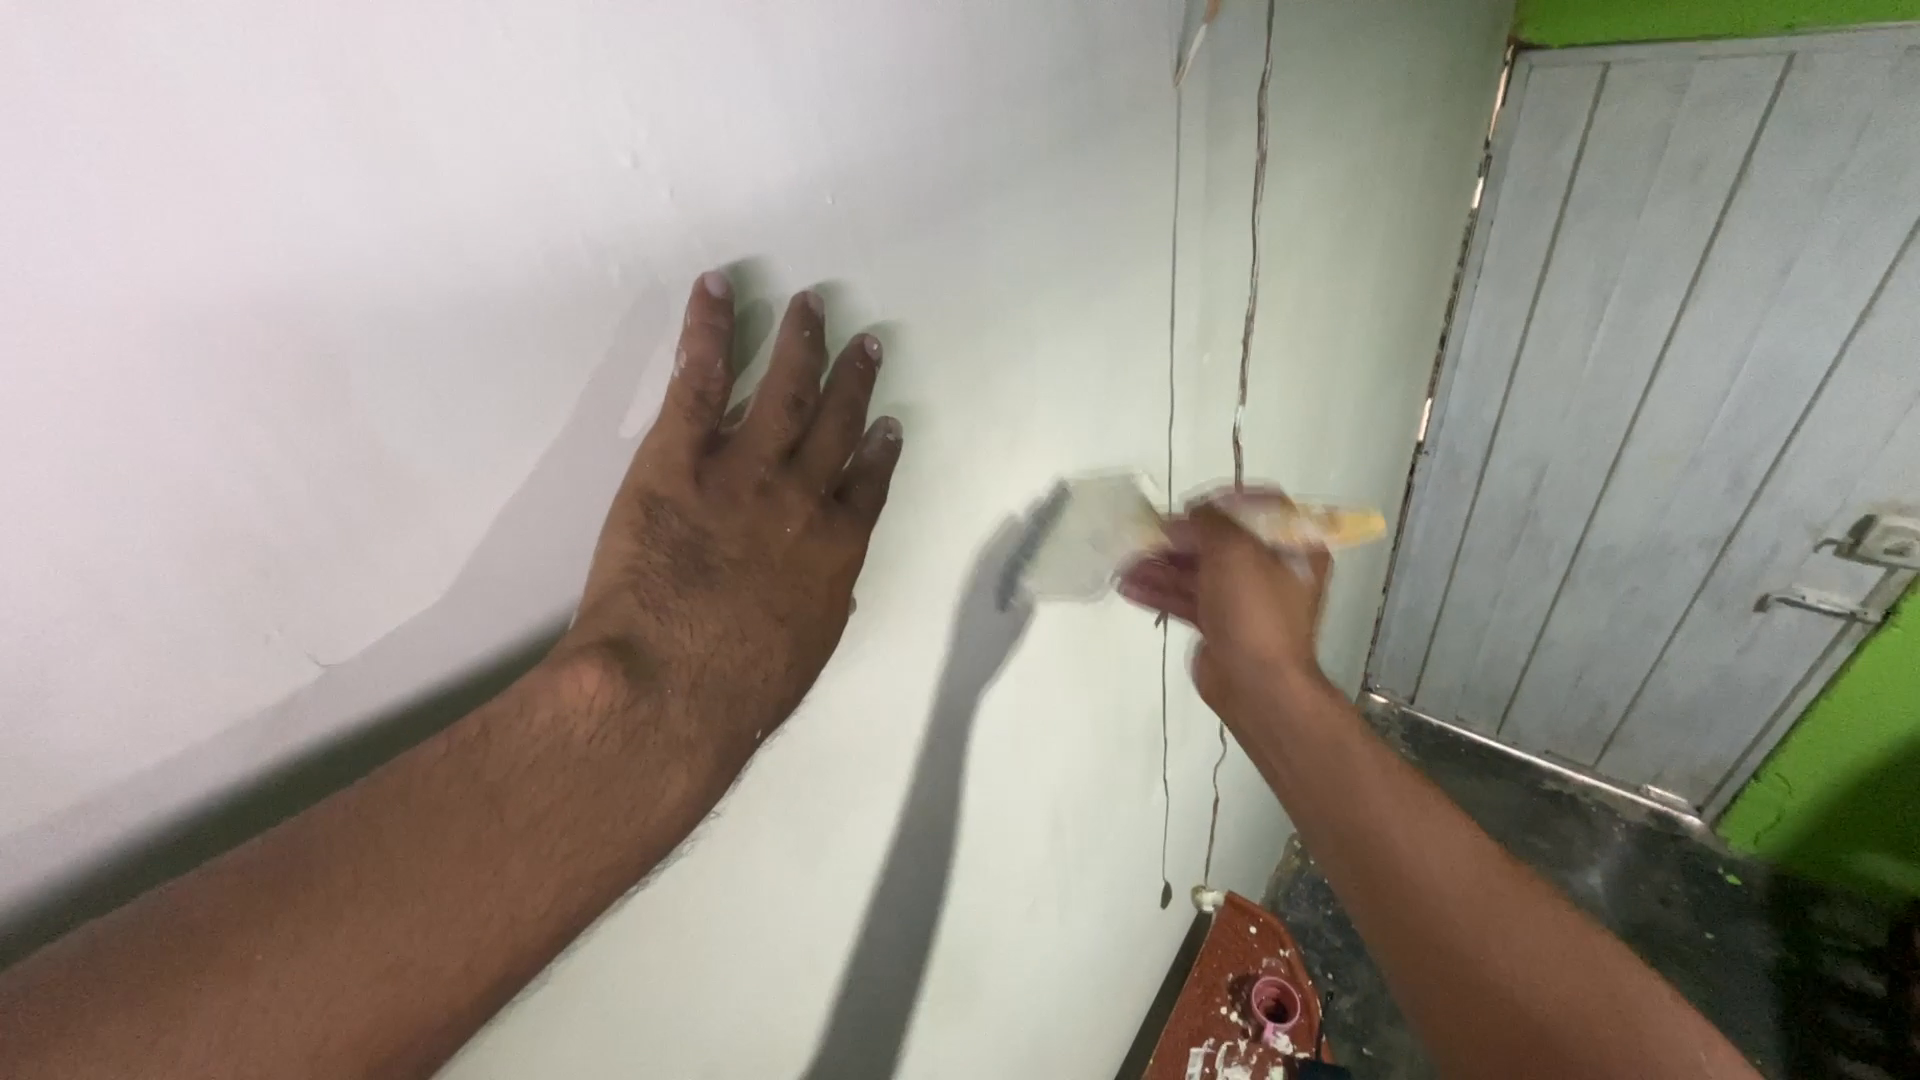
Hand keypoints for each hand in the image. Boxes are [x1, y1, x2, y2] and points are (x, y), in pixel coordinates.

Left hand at [561, 271, 900, 777]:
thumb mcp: (808, 650)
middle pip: (835, 424)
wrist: (671, 684)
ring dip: (799, 343)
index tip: (887, 424)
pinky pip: (700, 380)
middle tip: (864, 341)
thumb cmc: (743, 687)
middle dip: (853, 380)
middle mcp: (802, 496)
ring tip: (810, 304)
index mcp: (836, 548)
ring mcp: (744, 469)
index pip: (867, 484)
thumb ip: (821, 603)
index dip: (879, 450)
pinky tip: (717, 290)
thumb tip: (829, 586)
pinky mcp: (679, 456)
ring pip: (783, 390)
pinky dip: (710, 331)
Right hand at [1117, 489, 1332, 720]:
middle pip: (1219, 541)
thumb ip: (1207, 523)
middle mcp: (1270, 569)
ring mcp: (1243, 599)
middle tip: (1145, 536)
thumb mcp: (1234, 550)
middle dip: (1177, 539)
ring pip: (1197, 571)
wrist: (1257, 684)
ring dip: (1160, 565)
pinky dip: (1159, 592)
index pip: (1259, 508)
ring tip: (1125, 564)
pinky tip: (1128, 586)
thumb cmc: (1254, 610)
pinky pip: (1186, 599)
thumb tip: (1184, 520)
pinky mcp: (1218, 623)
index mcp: (1292, 547)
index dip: (1223, 502)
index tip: (1190, 506)